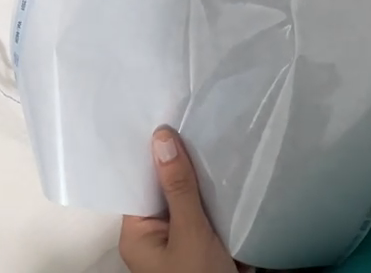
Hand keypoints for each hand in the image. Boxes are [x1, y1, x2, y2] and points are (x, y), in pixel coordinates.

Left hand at [118, 127, 247, 272]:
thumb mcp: (189, 234)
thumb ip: (179, 186)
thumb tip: (162, 135)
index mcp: (137, 234)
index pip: (142, 180)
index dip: (156, 151)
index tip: (171, 118)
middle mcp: (154, 237)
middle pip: (168, 189)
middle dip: (186, 164)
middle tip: (200, 123)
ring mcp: (180, 245)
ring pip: (191, 202)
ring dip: (206, 184)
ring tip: (217, 141)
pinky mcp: (204, 252)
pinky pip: (209, 218)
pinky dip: (220, 203)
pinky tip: (232, 175)